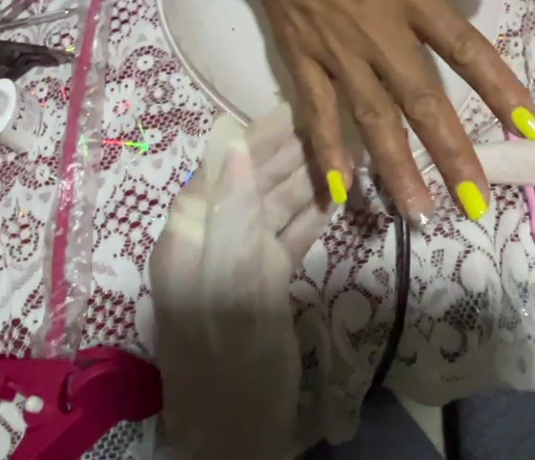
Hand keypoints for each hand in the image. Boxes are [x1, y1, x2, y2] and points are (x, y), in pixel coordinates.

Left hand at [149, 110, 329, 459]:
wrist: (234, 435)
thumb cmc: (228, 359)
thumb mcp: (231, 281)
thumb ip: (233, 210)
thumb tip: (235, 141)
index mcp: (190, 234)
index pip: (224, 168)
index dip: (258, 137)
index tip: (297, 107)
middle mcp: (211, 239)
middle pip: (252, 182)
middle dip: (289, 152)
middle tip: (332, 121)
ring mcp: (239, 260)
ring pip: (274, 206)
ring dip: (307, 178)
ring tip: (344, 149)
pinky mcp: (264, 281)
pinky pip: (288, 235)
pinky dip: (311, 215)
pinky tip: (337, 193)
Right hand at [203, 0, 534, 225]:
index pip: (464, 49)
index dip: (499, 88)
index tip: (529, 128)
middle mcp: (379, 33)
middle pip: (421, 98)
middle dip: (451, 151)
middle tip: (477, 202)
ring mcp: (338, 53)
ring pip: (373, 117)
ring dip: (398, 167)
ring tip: (421, 213)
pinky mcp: (302, 62)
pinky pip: (318, 113)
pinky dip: (328, 150)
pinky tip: (342, 189)